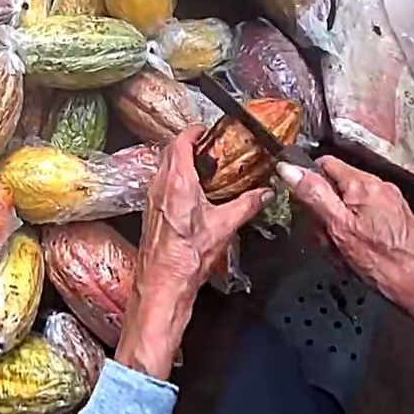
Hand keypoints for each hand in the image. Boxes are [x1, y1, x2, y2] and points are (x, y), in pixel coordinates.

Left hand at [120, 126, 271, 378]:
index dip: (193, 130)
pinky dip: (174, 178)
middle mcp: (159, 185)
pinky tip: (191, 192)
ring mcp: (151, 198)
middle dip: (188, 143)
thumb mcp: (224, 226)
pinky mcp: (150, 211)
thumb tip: (264, 193)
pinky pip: (160, 183)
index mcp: (176, 181)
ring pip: (162, 166)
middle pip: (169, 150)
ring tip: (202, 166)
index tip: (206, 129)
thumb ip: (247, 204)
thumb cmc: (185, 258)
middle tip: (208, 145)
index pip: (180, 141)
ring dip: (179, 160)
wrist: (162, 285)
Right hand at [279, 157, 413, 362]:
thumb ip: (314, 195)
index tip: (303, 205)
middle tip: (324, 238)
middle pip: (335, 185)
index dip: (308, 182)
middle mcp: (379, 186)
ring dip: (336, 225)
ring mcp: (389, 202)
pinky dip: (352, 231)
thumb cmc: (385, 262)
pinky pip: (363, 216)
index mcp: (364, 183)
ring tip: (340, 250)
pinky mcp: (395, 218)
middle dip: (322, 210)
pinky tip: (354, 253)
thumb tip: (289, 169)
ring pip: (347, 203)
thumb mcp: (339, 228)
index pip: (324, 163)